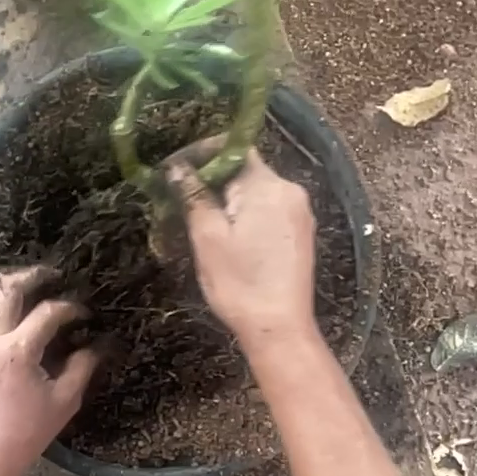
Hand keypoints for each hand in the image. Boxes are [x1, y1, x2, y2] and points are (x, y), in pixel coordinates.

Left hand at [0, 265, 98, 475]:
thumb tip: (96, 346)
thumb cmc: (27, 432)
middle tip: (52, 274)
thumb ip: (82, 367)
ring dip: (6, 287)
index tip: (85, 314)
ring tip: (26, 285)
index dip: (71, 308)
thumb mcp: (64, 400)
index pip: (48, 313)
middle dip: (32, 276)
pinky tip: (3, 311)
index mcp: (18, 350)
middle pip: (8, 289)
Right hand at [164, 146, 317, 348]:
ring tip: (201, 222)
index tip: (176, 169)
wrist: (278, 328)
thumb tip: (178, 168)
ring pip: (257, 193)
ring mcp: (299, 215)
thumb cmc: (240, 285)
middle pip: (246, 170)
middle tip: (182, 199)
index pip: (234, 147)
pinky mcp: (300, 236)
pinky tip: (229, 238)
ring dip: (229, 200)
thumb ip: (194, 197)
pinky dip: (246, 216)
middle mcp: (290, 192)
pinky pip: (269, 212)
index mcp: (268, 186)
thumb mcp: (207, 239)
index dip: (203, 152)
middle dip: (213, 180)